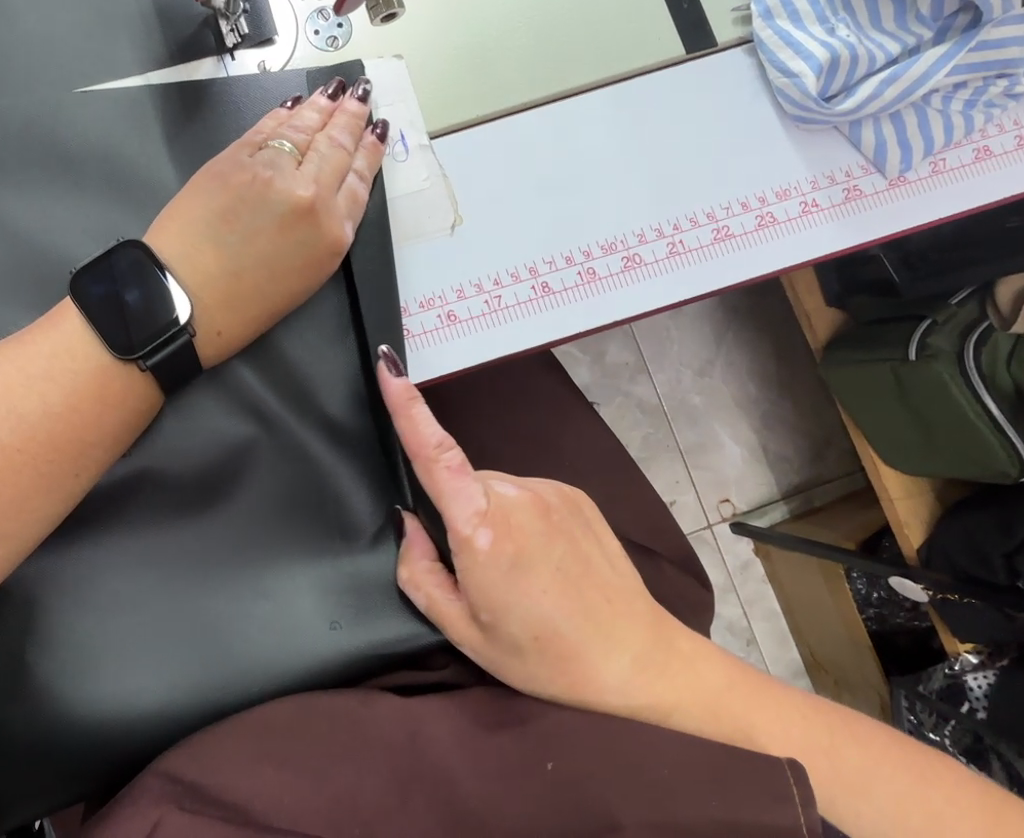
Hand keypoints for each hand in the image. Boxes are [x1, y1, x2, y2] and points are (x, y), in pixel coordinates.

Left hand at [145, 77, 388, 367]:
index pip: (360, 179)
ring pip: (304, 129)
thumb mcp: (307, 275)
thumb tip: (325, 193)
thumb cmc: (244, 305)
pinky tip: (293, 105)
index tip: (377, 128)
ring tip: (335, 90)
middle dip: (351, 116)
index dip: (370, 148)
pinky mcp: (234, 159)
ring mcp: (271, 172)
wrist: (184, 300)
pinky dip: (282, 114)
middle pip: (337, 146)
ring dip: (321, 107)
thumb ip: (324, 230)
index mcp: (333, 232)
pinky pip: (266, 129)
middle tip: (362, 93)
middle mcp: (310, 195)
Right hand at [376, 350, 720, 723]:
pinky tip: (542, 561)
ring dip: (488, 518)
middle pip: (460, 482)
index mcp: (481, 530)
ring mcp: (549, 490)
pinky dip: (518, 518)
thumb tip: (408, 522)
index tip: (387, 364)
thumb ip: (417, 570)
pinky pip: (523, 494)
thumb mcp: (462, 629)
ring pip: (491, 489)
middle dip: (455, 514)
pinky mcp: (573, 494)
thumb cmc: (544, 655)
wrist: (636, 659)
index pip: (434, 454)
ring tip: (519, 574)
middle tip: (478, 574)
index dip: (406, 406)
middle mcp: (515, 496)